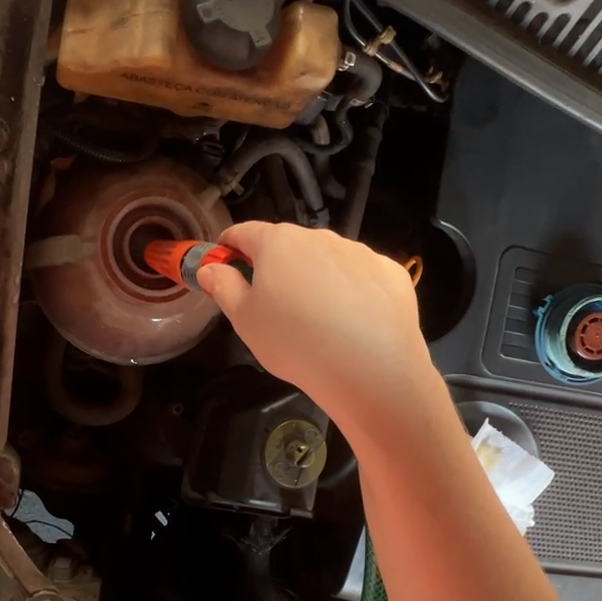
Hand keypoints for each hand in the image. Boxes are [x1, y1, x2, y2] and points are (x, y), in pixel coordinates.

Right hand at [198, 221, 438, 430]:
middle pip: (289, 245)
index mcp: (278, 243)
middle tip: (273, 305)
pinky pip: (362, 277)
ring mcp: (359, 252)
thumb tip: (210, 268)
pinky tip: (354, 324)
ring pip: (327, 260)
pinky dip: (353, 292)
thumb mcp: (245, 320)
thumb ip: (223, 287)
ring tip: (318, 320)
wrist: (371, 369)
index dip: (230, 246)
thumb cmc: (294, 342)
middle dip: (276, 266)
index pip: (244, 232)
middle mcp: (320, 237)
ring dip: (316, 278)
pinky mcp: (391, 273)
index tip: (225, 263)